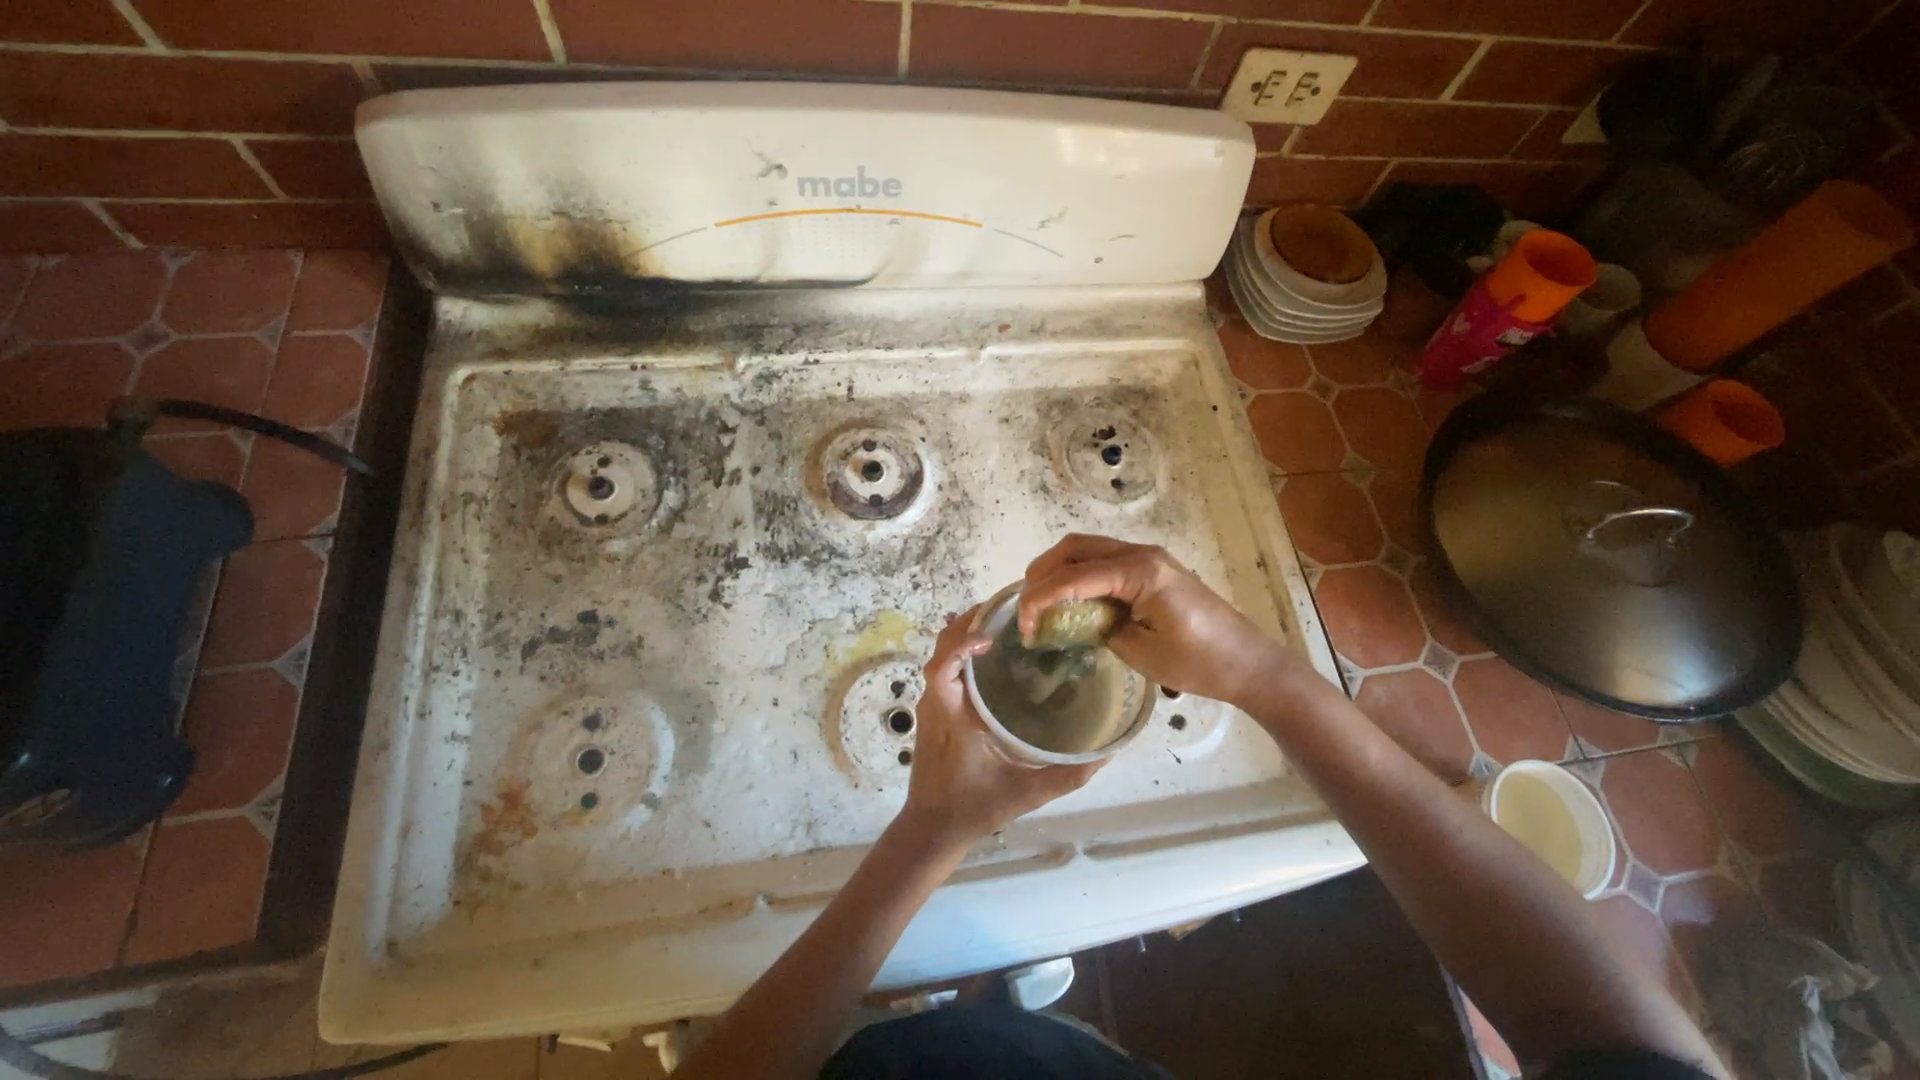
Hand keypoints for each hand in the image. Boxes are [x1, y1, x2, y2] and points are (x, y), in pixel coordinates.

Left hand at [899, 610, 1104, 845]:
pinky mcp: (934, 711)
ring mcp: (932, 706)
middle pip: (941, 647)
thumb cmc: (974, 809)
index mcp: (952, 716)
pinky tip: (993, 653)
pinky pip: (944, 668)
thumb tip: (1107, 752)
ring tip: (1006, 623)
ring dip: (965, 633)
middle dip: (970, 622)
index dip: (962, 642)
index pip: (943, 666)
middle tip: (1011, 611)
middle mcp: (937, 703)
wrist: (931, 828)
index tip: (992, 635)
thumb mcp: (1026, 795)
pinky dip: (962, 651)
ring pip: (940, 654)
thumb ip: (1067, 776)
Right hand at [1019, 534, 1300, 707]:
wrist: (1248, 662)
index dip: (1041, 599)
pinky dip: (1078, 573)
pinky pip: (1104, 560)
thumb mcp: (1141, 653)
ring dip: (1058, 569)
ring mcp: (1149, 557)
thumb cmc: (1199, 663)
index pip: (1074, 577)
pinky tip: (1069, 599)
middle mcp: (1142, 554)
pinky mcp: (1153, 568)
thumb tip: (1074, 620)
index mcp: (1140, 572)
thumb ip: (1100, 629)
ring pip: (1087, 548)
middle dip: (1041, 573)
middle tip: (1024, 607)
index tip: (1023, 627)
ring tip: (1039, 601)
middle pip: (1075, 547)